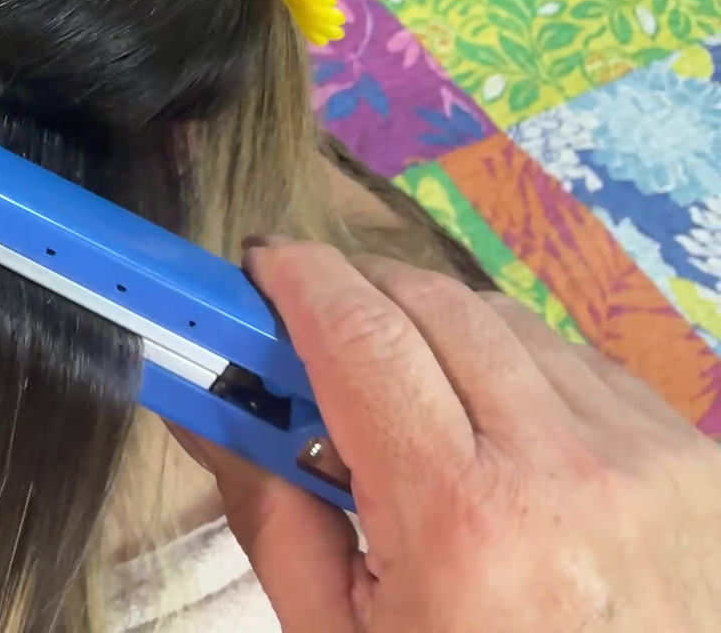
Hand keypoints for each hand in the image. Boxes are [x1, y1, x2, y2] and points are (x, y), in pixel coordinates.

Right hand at [195, 240, 720, 632]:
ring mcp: (655, 460)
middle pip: (425, 298)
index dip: (295, 275)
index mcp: (462, 514)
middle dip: (345, 283)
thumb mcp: (333, 626)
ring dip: (417, 316)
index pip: (358, 331)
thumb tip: (191, 403)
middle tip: (298, 314)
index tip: (254, 265)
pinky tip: (472, 403)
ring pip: (495, 314)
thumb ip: (260, 500)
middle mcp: (569, 468)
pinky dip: (494, 349)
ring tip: (386, 370)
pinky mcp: (700, 462)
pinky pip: (565, 352)